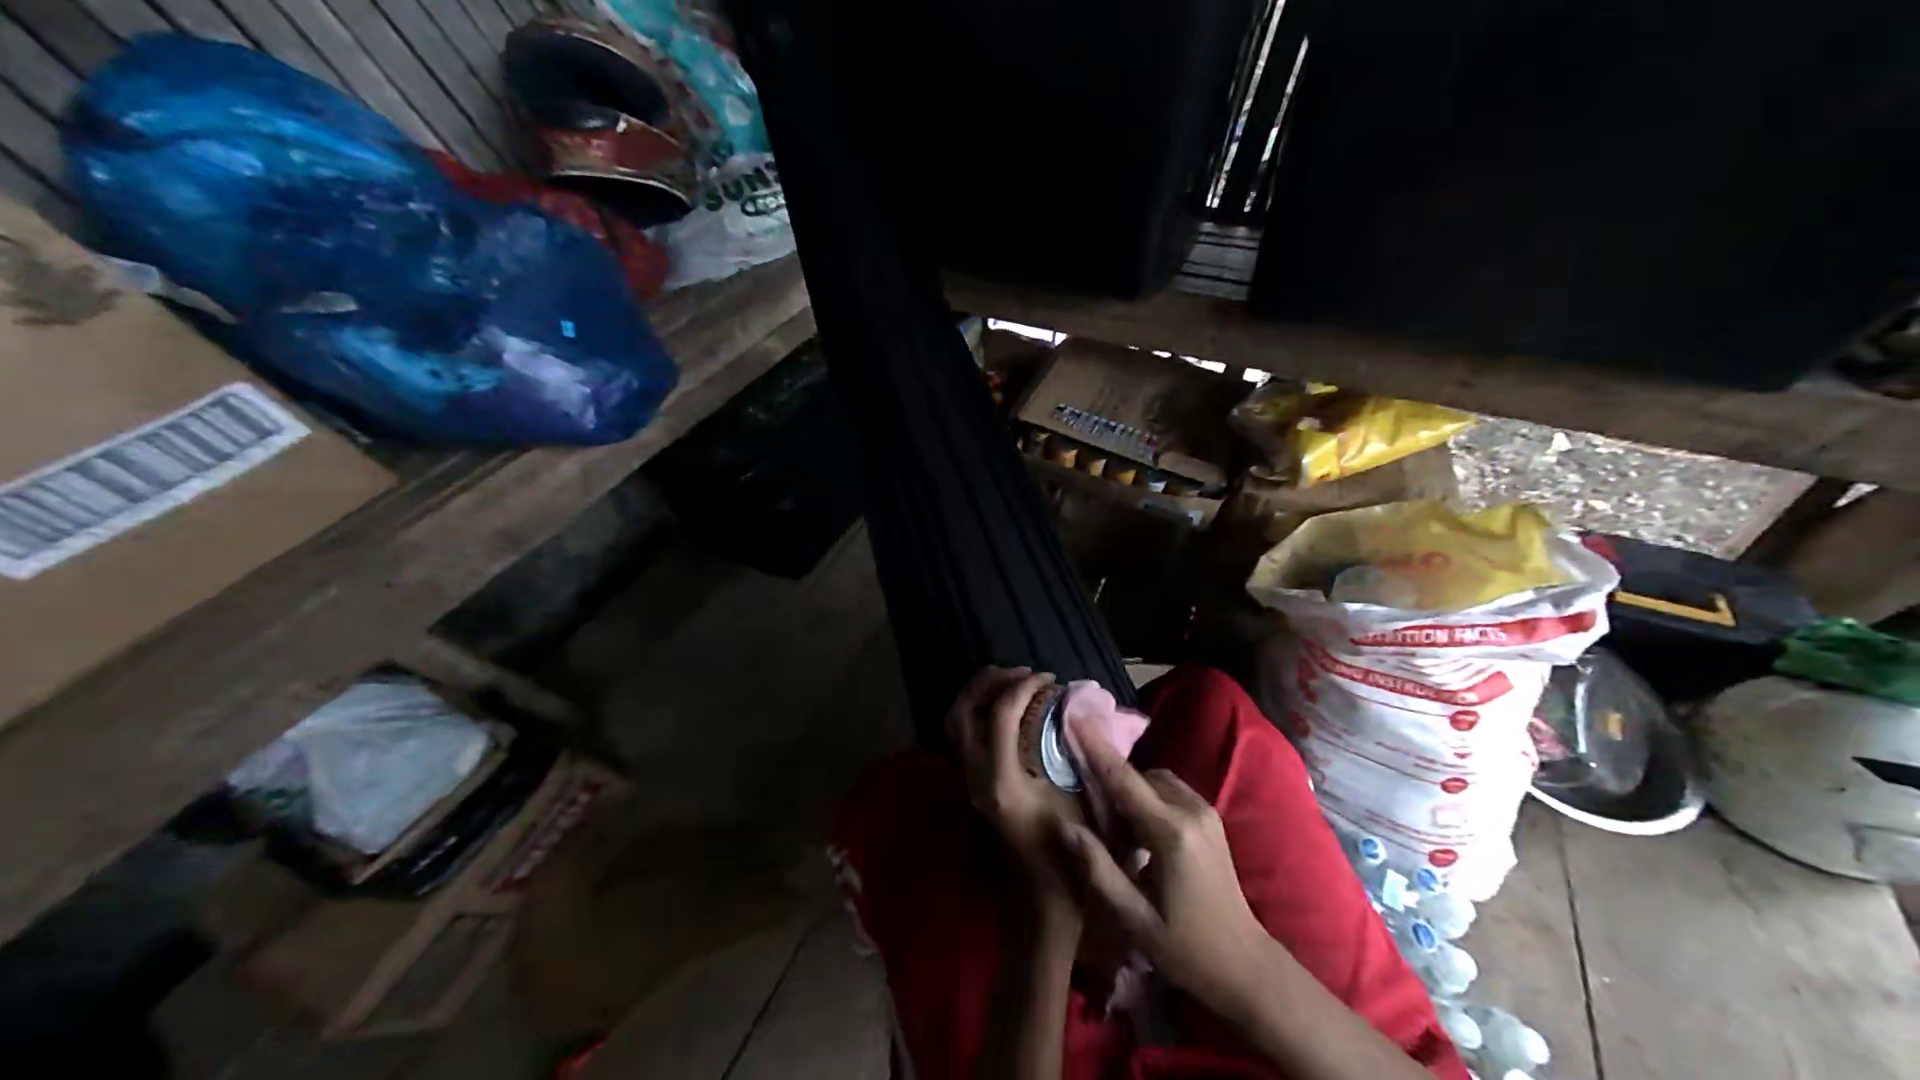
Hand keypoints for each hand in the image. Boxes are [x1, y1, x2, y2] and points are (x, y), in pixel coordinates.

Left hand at [948, 667, 1084, 915]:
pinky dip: (977, 716)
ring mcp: (968, 786)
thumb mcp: (1080, 800)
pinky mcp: (972, 790)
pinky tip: (1005, 713)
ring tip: (1009, 683)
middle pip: (962, 713)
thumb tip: (1073, 712)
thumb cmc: (1070, 857)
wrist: (1044, 904)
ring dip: (977, 697)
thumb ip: (1073, 753)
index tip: (1049, 678)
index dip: (1024, 686)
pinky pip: (963, 741)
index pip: (1002, 714)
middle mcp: (975, 779)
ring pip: (955, 726)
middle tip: (1020, 672)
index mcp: (1002, 781)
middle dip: (987, 683)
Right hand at [1057, 714, 1278, 1020]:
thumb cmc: (1185, 947)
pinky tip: (1135, 828)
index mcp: (1171, 833)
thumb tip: (1064, 825)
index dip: (1096, 746)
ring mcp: (1206, 813)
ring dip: (1129, 789)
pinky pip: (1169, 791)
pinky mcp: (1210, 819)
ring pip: (1155, 780)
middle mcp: (1191, 812)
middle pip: (1139, 775)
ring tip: (1109, 820)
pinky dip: (1146, 796)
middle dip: (1109, 775)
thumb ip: (1097, 868)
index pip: (1124, 779)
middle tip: (1081, 792)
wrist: (1245, 965)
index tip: (1075, 715)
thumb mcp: (1133, 918)